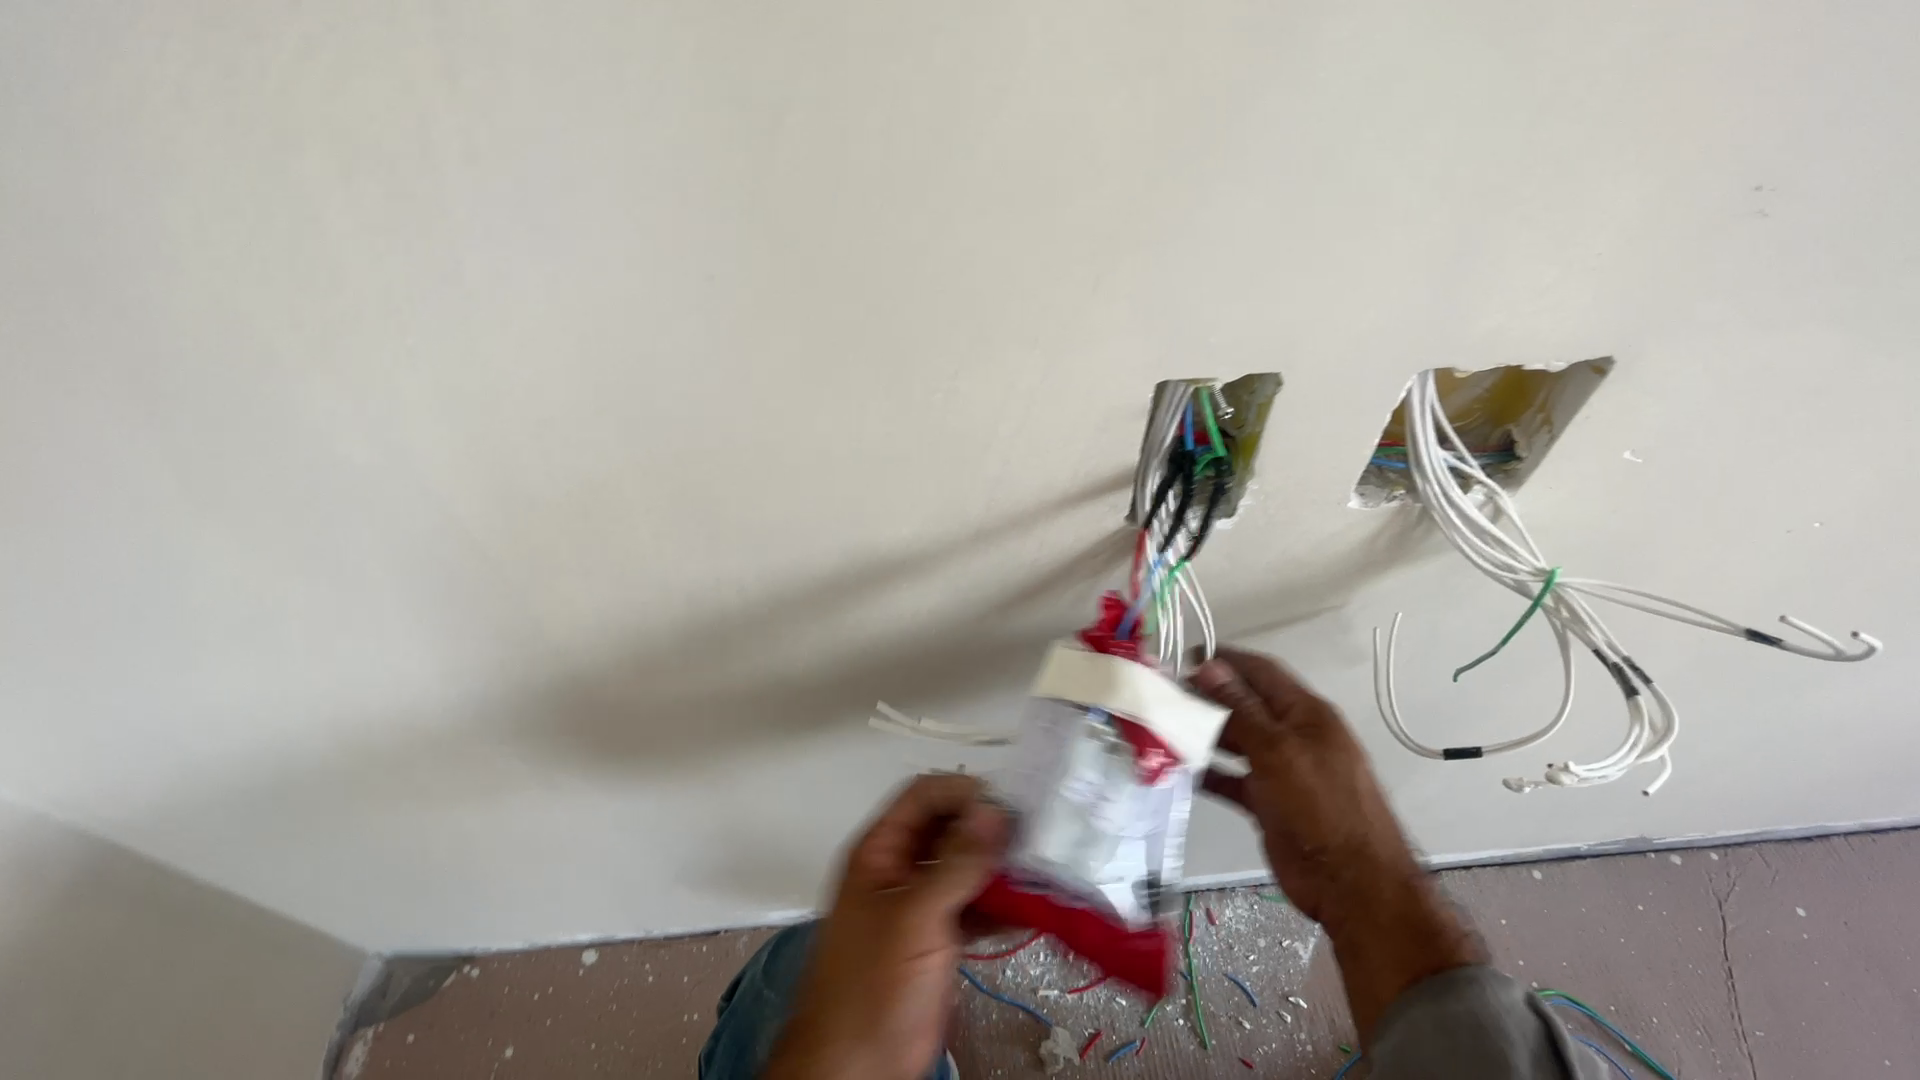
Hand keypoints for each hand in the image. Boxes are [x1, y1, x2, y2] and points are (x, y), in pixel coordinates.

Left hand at [766, 773, 1009, 1079]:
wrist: (857, 1066)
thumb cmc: (873, 985)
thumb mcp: (915, 916)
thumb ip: (954, 862)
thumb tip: (992, 811)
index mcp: (880, 850)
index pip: (923, 796)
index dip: (962, 793)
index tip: (1006, 806)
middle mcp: (901, 868)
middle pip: (948, 828)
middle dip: (988, 830)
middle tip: (1031, 839)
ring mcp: (921, 903)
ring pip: (965, 867)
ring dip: (999, 869)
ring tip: (1038, 873)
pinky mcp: (939, 936)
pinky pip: (974, 906)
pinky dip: (1000, 906)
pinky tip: (1029, 911)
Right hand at [1190, 647, 1484, 1039]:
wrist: (1352, 884)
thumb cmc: (1319, 807)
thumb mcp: (1277, 750)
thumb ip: (1241, 708)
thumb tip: (1211, 666)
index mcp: (1306, 714)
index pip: (1261, 672)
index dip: (1225, 660)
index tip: (1183, 656)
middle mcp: (1293, 736)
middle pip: (1245, 705)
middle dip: (1207, 696)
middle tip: (1162, 694)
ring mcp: (1281, 770)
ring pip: (1236, 741)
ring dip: (1203, 733)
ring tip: (1162, 726)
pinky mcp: (1269, 802)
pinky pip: (1233, 778)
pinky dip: (1209, 772)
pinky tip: (1178, 770)